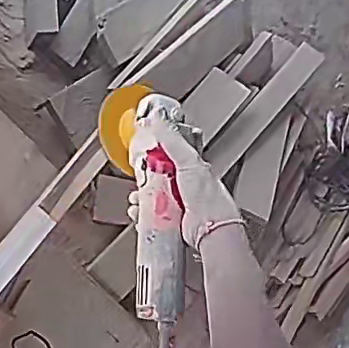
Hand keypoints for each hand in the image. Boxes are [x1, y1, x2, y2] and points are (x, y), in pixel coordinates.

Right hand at [128, 123, 243, 248]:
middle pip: (160, 180)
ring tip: (137, 200)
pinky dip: (144, 217)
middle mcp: (188, 188)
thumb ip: (172, 139)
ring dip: (142, 200)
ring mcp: (181, 207)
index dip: (156, 155)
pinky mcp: (174, 224)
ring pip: (155, 200)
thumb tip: (158, 118)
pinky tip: (140, 215)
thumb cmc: (208, 197)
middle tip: (138, 180)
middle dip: (146, 180)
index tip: (144, 154)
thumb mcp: (187, 160)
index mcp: (194, 169)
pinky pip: (154, 218)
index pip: (171, 157)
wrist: (211, 229)